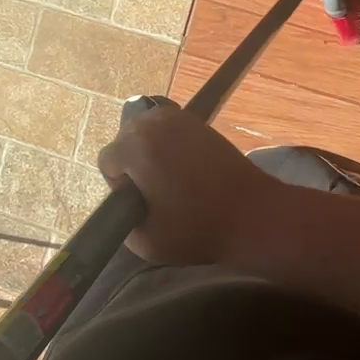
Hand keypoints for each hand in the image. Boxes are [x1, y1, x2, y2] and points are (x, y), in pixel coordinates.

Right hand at [95, 104, 288, 265]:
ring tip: (169, 178)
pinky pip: (166, 127)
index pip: (107, 160)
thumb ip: (121, 223)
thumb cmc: (198, 229)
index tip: (140, 202)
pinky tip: (182, 166)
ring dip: (149, 151)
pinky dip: (167, 142)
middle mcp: (152, 123)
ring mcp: (176, 117)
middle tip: (155, 191)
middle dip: (132, 164)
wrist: (252, 214)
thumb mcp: (147, 242)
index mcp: (135, 148)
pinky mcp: (196, 120)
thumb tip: (124, 205)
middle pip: (124, 140)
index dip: (119, 185)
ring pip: (144, 131)